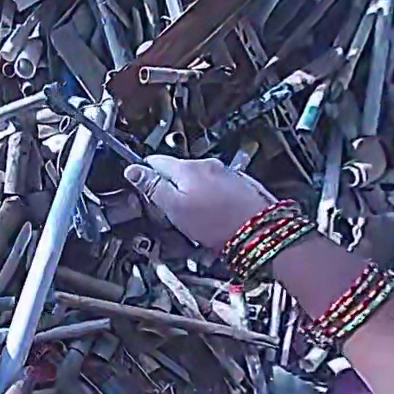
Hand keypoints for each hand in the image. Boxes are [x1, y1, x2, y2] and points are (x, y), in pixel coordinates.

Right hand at [124, 155, 276, 250]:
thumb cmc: (219, 224)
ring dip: (191, 195)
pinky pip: (215, 188)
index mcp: (188, 168)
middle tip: (170, 213)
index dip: (144, 175)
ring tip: (194, 220)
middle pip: (177, 171)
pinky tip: (212, 218)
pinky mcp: (241, 186)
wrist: (261, 233)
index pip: (154, 160)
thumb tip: (132, 170)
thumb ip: (152, 187)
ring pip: (197, 180)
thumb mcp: (175, 208)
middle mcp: (208, 165)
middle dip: (170, 188)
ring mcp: (227, 174)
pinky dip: (210, 199)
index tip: (144, 190)